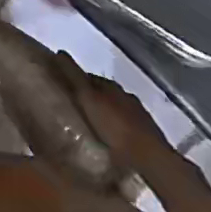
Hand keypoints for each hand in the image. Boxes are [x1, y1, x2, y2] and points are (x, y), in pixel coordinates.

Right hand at [54, 52, 189, 185]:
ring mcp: (139, 115)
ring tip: (89, 123)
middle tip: (72, 105)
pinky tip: (110, 137)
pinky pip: (126, 124)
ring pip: (116, 108)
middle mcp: (125, 95)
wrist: (151, 158)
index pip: (89, 77)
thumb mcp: (88, 100)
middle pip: (103, 92)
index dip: (75, 79)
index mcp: (110, 86)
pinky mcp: (147, 133)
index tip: (61, 86)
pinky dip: (116, 126)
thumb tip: (59, 52)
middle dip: (89, 96)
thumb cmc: (114, 128)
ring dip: (104, 111)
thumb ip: (74, 77)